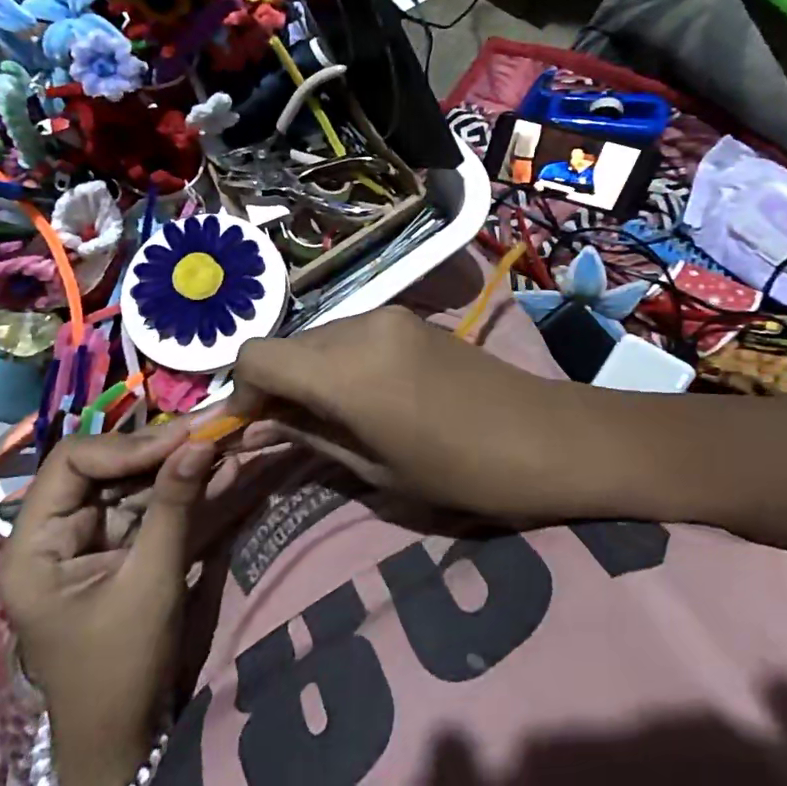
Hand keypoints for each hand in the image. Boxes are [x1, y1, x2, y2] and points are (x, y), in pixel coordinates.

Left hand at [0, 425, 216, 784]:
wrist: (128, 740)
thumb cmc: (122, 668)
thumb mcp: (151, 581)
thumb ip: (174, 507)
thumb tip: (201, 441)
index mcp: (35, 544)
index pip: (73, 463)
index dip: (128, 445)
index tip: (185, 439)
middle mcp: (57, 534)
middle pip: (109, 469)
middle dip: (165, 451)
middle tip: (217, 429)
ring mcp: (91, 541)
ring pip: (137, 485)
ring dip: (184, 468)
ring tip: (231, 443)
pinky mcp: (122, 551)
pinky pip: (154, 510)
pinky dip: (188, 493)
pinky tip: (224, 471)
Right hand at [225, 306, 786, 547]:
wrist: (541, 436)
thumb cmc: (459, 471)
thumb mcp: (374, 469)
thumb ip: (310, 437)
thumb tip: (263, 424)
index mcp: (345, 370)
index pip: (257, 357)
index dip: (244, 391)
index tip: (255, 425)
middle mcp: (360, 326)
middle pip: (288, 344)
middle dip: (278, 383)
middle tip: (292, 428)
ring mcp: (388, 315)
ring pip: (320, 336)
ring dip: (312, 371)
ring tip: (336, 414)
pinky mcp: (410, 316)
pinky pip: (353, 332)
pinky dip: (341, 360)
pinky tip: (369, 394)